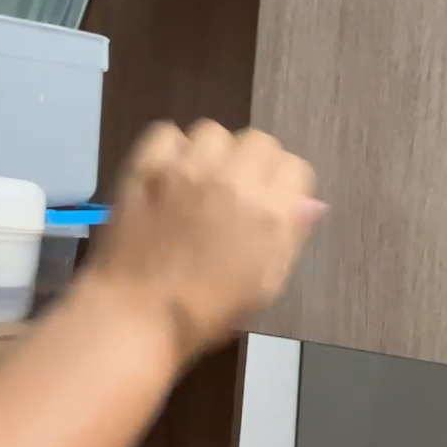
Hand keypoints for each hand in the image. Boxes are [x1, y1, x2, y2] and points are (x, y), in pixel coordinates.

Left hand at [81, 120, 319, 361]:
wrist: (136, 315)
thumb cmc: (207, 312)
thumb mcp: (265, 285)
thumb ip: (289, 237)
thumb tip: (310, 203)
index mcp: (270, 212)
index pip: (295, 168)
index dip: (283, 186)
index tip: (268, 202)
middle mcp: (234, 179)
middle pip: (259, 142)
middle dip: (253, 164)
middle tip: (234, 190)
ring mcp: (188, 168)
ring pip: (214, 132)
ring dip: (212, 153)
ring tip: (198, 181)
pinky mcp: (147, 165)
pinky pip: (167, 133)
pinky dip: (171, 149)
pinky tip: (169, 173)